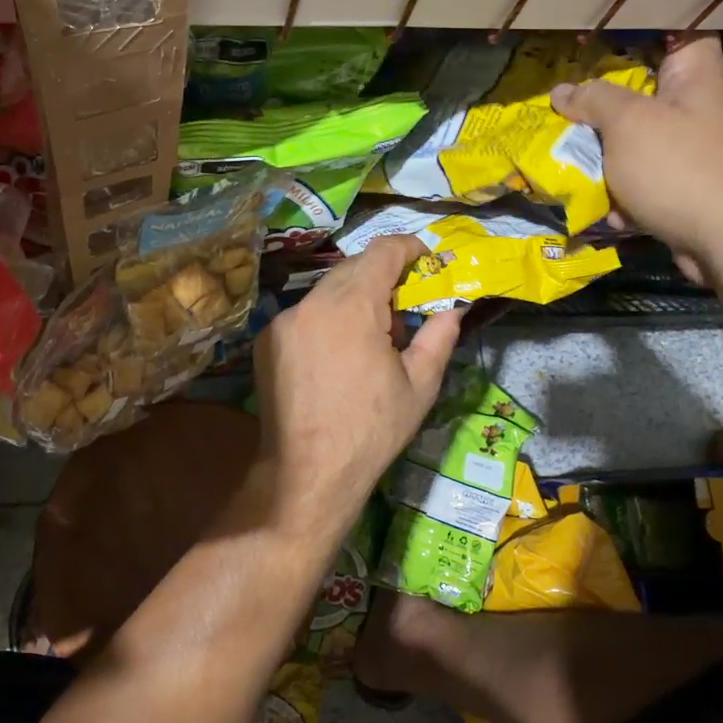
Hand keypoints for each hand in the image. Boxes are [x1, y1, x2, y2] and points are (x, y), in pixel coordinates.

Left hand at [254, 236, 463, 511]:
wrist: (308, 473)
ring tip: (372, 340)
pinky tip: (338, 357)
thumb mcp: (419, 385)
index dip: (410, 249)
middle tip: (405, 309)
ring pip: (327, 290)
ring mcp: (283, 320)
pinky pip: (305, 313)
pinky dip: (327, 319)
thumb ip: (439, 336)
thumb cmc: (372, 430)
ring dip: (354, 299)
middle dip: (383, 277)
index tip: (427, 262)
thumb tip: (455, 307)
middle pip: (353, 267)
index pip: (383, 251)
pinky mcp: (267, 340)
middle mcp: (312, 302)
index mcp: (352, 305)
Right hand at [548, 35, 722, 281]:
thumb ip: (593, 100)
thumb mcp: (626, 124)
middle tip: (569, 120)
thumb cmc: (682, 169)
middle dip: (606, 113)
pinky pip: (654, 184)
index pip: (675, 35)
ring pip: (645, 144)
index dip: (638, 39)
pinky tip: (612, 214)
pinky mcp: (700, 192)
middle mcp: (707, 107)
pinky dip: (631, 197)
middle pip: (647, 97)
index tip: (597, 55)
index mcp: (698, 75)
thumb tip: (563, 90)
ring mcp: (706, 153)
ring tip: (577, 173)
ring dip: (611, 161)